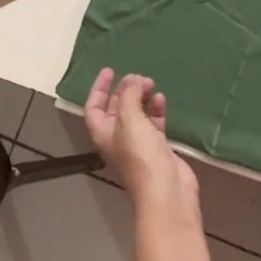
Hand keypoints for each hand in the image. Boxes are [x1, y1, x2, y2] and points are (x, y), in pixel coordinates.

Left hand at [84, 69, 197, 209]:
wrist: (166, 190)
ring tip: (151, 83)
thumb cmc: (141, 155)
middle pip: (116, 108)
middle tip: (137, 76)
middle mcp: (118, 138)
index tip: (110, 70)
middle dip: (124, 90)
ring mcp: (138, 144)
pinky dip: (156, 110)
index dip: (99, 88)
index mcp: (104, 133)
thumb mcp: (129, 119)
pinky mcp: (157, 148)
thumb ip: (129, 96)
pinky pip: (154, 123)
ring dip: (141, 97)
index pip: (94, 107)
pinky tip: (161, 99)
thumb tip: (133, 80)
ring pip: (136, 114)